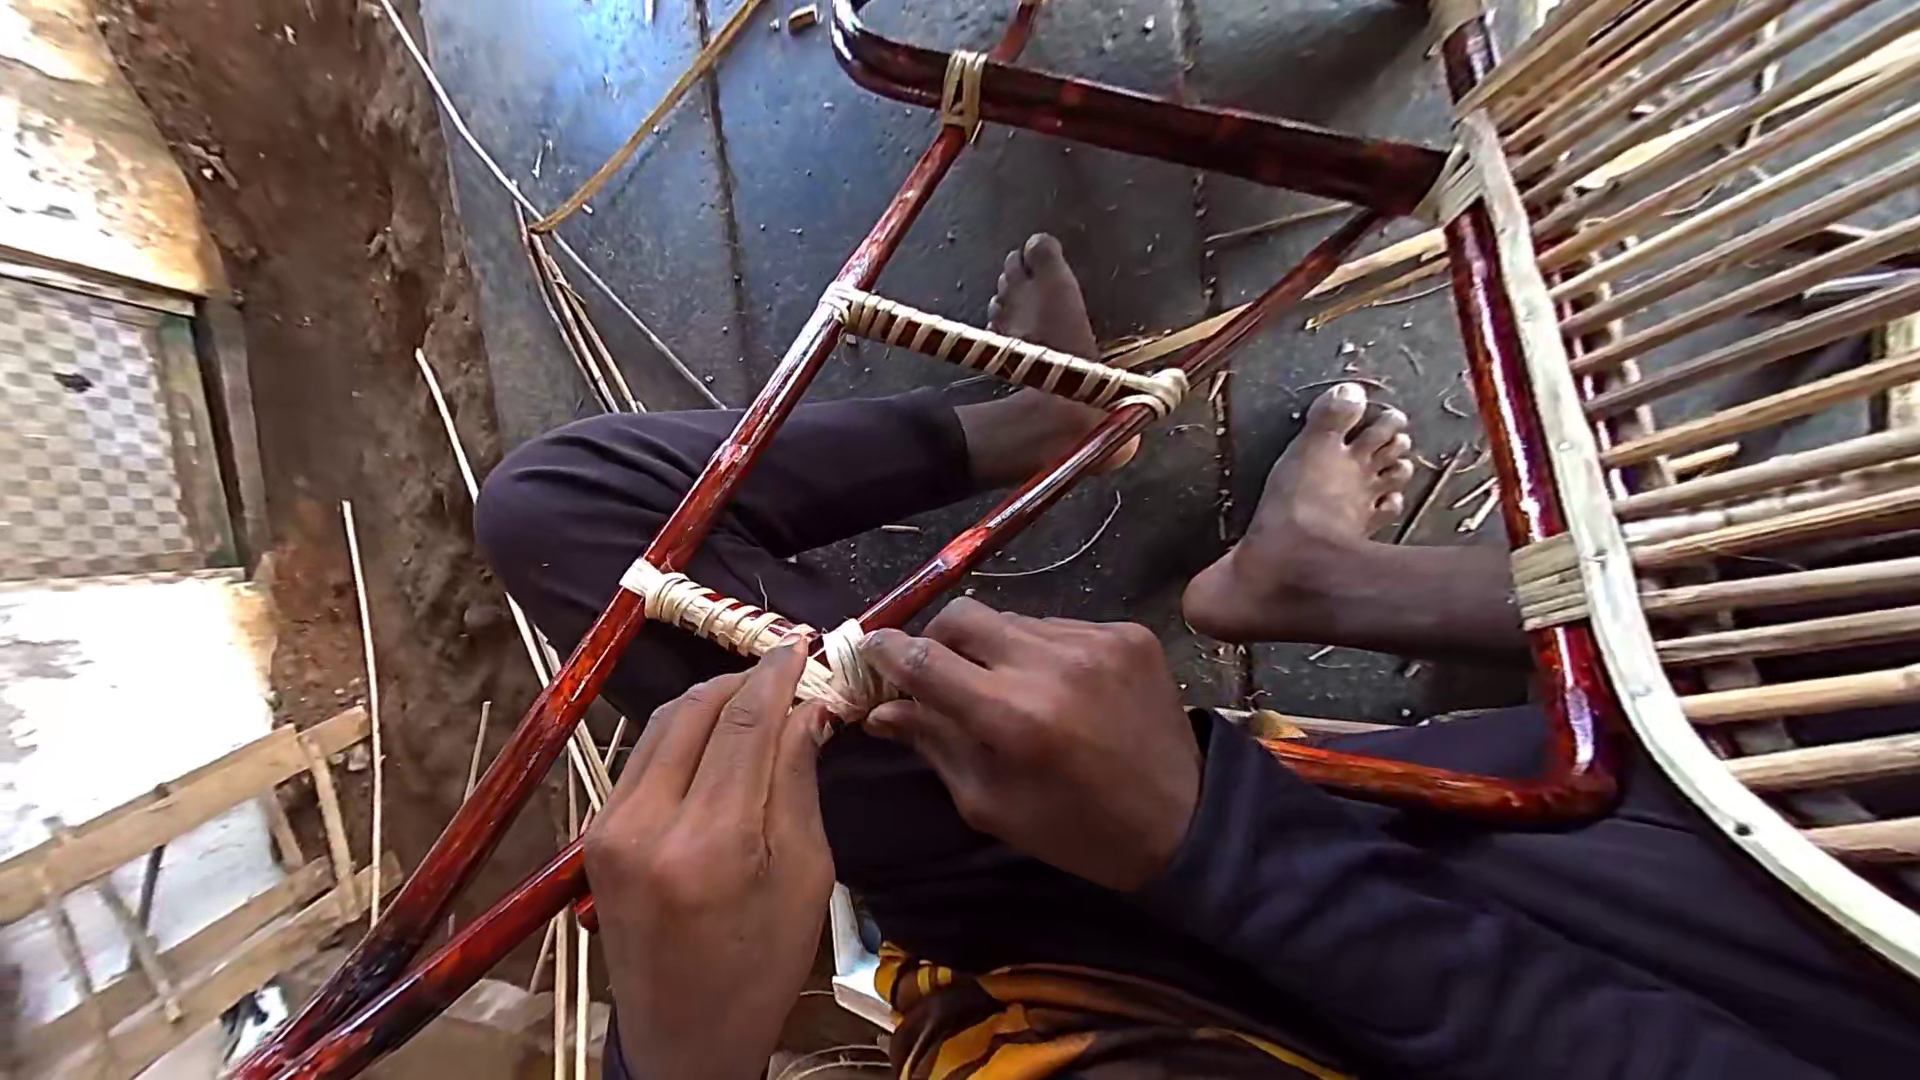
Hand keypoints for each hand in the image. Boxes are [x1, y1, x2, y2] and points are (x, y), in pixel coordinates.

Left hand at [583, 642, 833, 1079]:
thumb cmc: (764, 960)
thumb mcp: (806, 869)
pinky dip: (689, 726)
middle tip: (787, 670)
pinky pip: (649, 750)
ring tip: (759, 695)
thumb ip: (799, 777)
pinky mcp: (599, 832)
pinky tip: (721, 731)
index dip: (775, 674)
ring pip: (667, 721)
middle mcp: (646, 824)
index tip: (801, 645)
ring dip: (716, 696)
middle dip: (746, 677)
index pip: (744, 723)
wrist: (682, 1039)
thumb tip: (809, 707)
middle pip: (698, 708)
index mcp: (710, 842)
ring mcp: (611, 827)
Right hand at [859, 598, 1199, 891]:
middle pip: (963, 615)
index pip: (925, 660)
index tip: (872, 647)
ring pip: (1010, 619)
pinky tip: (1058, 683)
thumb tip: (881, 709)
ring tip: (1011, 684)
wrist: (1185, 821)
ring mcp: (1094, 639)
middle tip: (941, 670)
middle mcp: (1051, 664)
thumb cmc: (1076, 829)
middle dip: (938, 638)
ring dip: (994, 647)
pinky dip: (1041, 649)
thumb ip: (933, 744)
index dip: (887, 650)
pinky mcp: (1126, 631)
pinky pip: (1057, 625)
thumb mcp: (992, 803)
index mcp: (1012, 716)